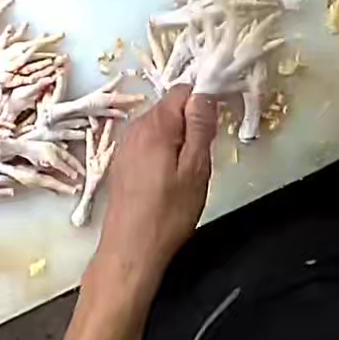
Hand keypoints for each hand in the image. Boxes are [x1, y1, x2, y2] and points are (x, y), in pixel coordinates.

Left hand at [90, 85, 216, 292]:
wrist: (130, 249)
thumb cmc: (168, 213)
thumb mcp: (195, 169)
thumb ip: (200, 127)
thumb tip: (205, 93)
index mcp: (156, 124)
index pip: (183, 90)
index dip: (203, 101)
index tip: (216, 124)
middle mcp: (136, 126)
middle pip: (171, 106)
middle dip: (191, 121)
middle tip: (202, 155)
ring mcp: (126, 142)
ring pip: (160, 123)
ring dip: (178, 136)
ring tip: (186, 171)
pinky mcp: (122, 158)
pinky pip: (148, 139)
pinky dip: (163, 148)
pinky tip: (168, 177)